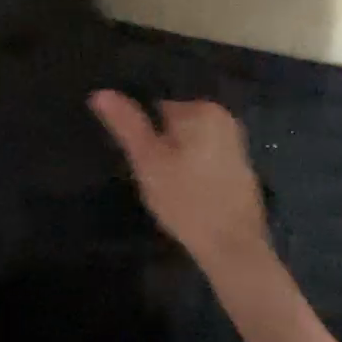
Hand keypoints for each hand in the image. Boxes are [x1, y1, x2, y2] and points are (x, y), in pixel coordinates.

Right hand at [89, 90, 268, 266]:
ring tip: (174, 191)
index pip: (157, 109)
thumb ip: (126, 124)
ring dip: (179, 161)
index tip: (145, 163)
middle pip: (175, 125)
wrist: (233, 248)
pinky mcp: (242, 166)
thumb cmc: (186, 200)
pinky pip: (207, 159)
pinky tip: (192, 196)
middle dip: (164, 148)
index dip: (146, 137)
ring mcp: (236, 142)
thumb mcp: (148, 161)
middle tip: (158, 181)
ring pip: (191, 143)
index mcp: (202, 108)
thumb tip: (99, 93)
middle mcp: (224, 116)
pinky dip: (196, 172)